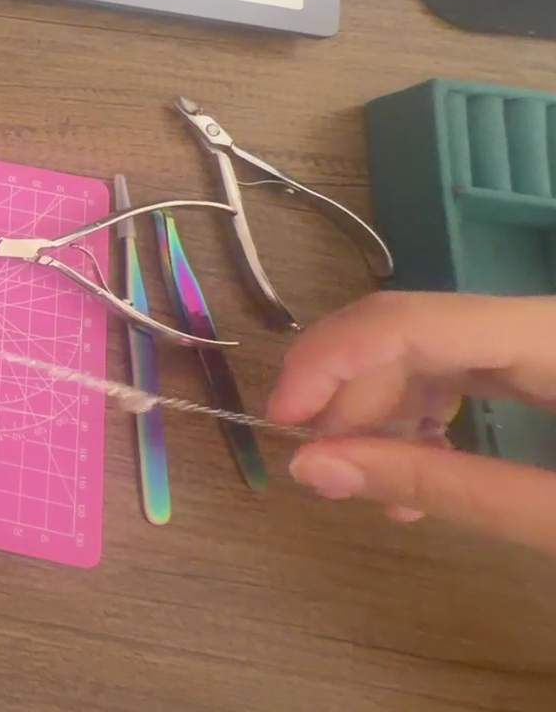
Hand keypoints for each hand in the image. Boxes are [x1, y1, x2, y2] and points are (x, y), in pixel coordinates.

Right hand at [267, 292, 555, 554]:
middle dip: (353, 398)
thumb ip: (446, 488)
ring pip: (428, 353)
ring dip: (383, 412)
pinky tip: (416, 465)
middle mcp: (552, 324)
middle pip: (409, 335)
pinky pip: (466, 373)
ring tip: (371, 481)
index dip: (324, 363)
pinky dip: (425, 417)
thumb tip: (308, 467)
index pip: (405, 321)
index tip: (280, 422)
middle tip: (321, 463)